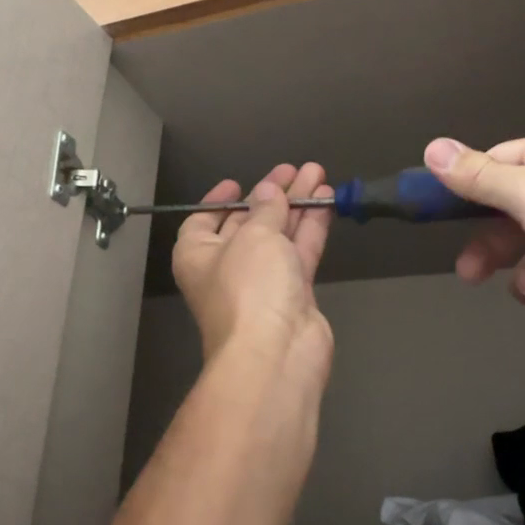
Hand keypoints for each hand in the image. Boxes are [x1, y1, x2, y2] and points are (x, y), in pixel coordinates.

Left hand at [172, 163, 333, 380]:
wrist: (275, 355)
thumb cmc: (248, 288)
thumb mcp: (253, 236)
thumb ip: (265, 209)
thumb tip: (268, 190)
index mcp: (197, 255)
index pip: (202, 220)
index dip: (220, 200)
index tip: (238, 182)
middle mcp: (225, 269)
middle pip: (248, 224)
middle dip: (271, 195)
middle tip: (296, 169)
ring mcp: (260, 283)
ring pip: (279, 236)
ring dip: (297, 206)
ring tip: (317, 174)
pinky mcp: (292, 295)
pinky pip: (300, 253)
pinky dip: (311, 228)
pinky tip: (327, 202)